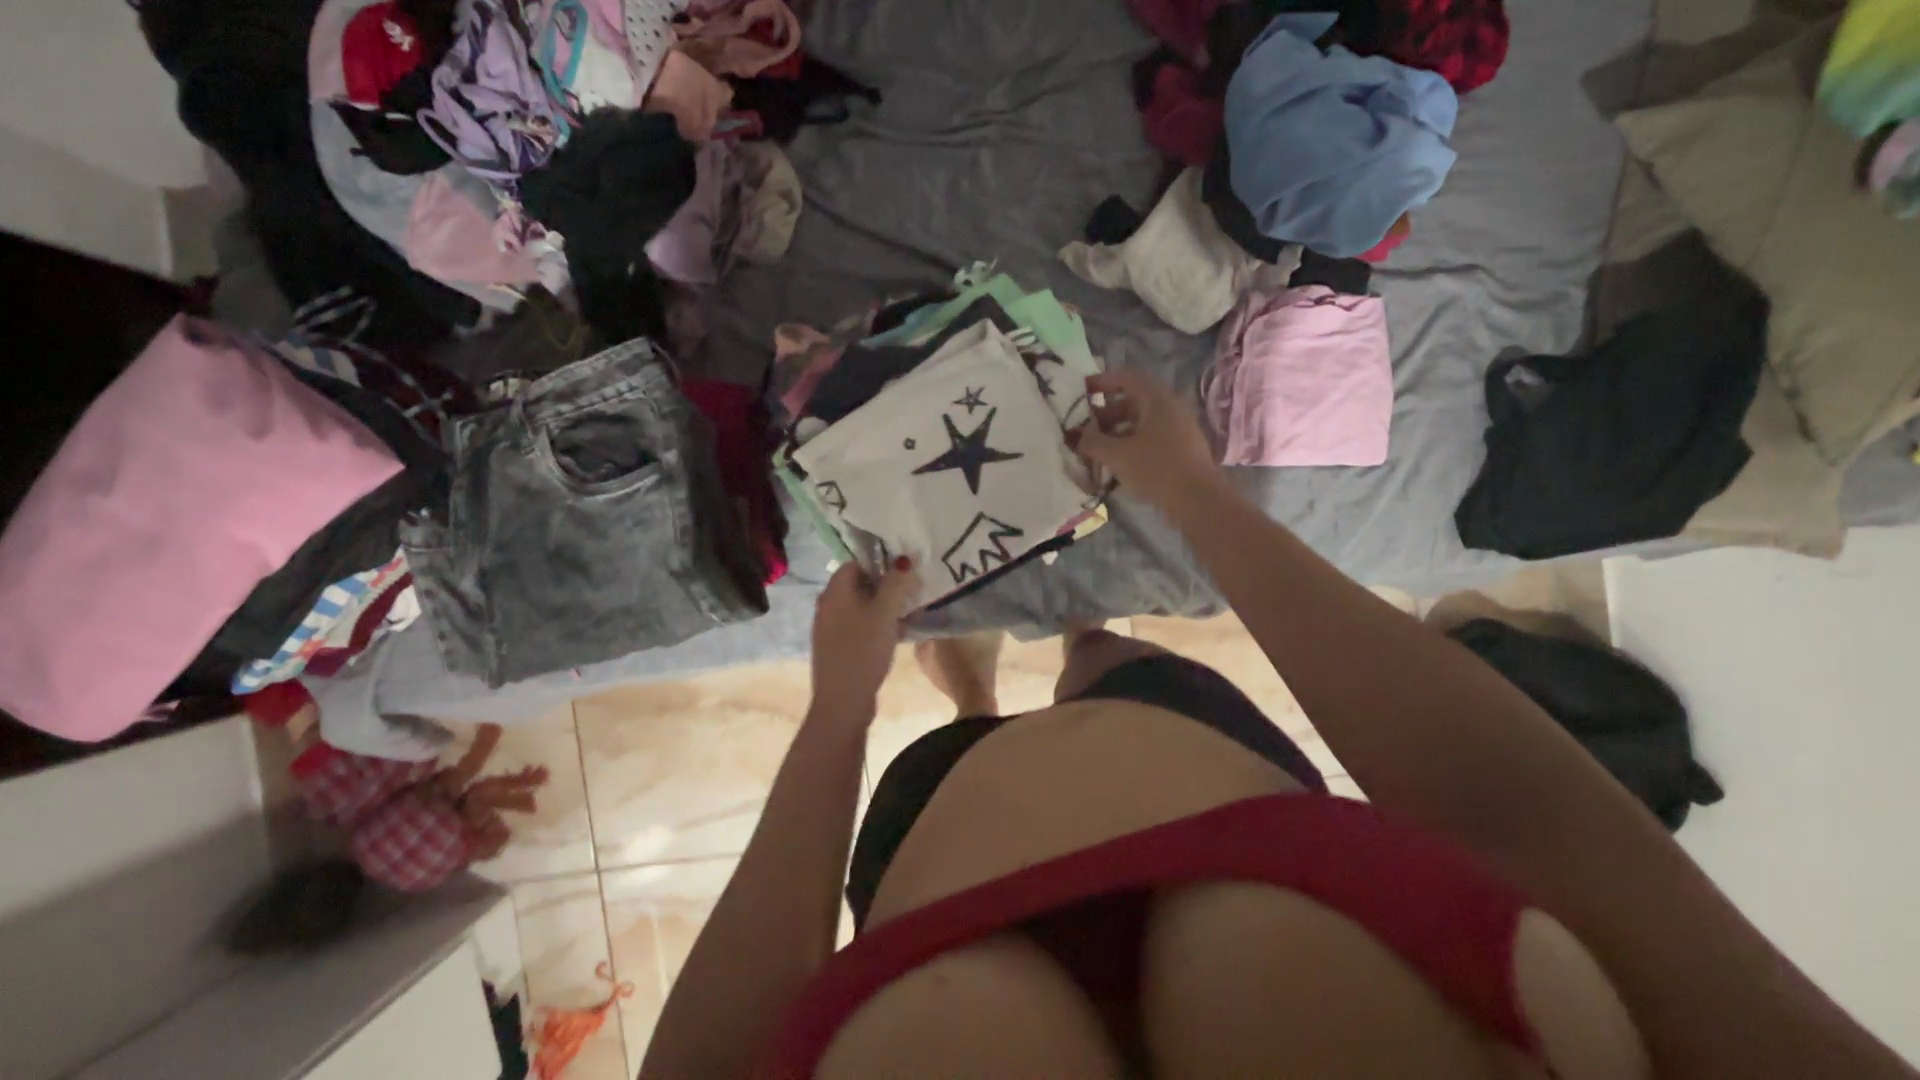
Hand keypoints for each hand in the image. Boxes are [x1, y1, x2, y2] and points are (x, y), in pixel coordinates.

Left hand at [810, 559, 919, 720]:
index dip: (882, 563)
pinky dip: (878, 625)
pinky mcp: (838, 647)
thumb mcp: (885, 613)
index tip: (905, 572)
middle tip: (913, 593)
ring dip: (886, 608)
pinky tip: (898, 635)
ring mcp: (831, 628)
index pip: (857, 563)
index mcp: (834, 591)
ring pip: (862, 607)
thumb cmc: (863, 651)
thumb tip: (904, 560)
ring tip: (911, 614)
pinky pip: (860, 626)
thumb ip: (896, 583)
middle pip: (860, 585)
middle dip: (888, 587)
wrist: (843, 701)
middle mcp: (828, 605)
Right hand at [1070, 369, 1221, 507]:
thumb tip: (1077, 435)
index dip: (1103, 381)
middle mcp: (1171, 408)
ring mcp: (1180, 428)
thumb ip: (1092, 442)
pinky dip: (1132, 443)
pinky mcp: (1183, 448)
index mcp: (1157, 400)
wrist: (1198, 500)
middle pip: (1135, 401)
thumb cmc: (1156, 469)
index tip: (1084, 391)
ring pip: (1143, 421)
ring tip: (1099, 449)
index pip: (1128, 377)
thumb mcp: (1117, 455)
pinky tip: (1119, 463)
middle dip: (1107, 412)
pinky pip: (1153, 437)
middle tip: (1087, 427)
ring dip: (1118, 430)